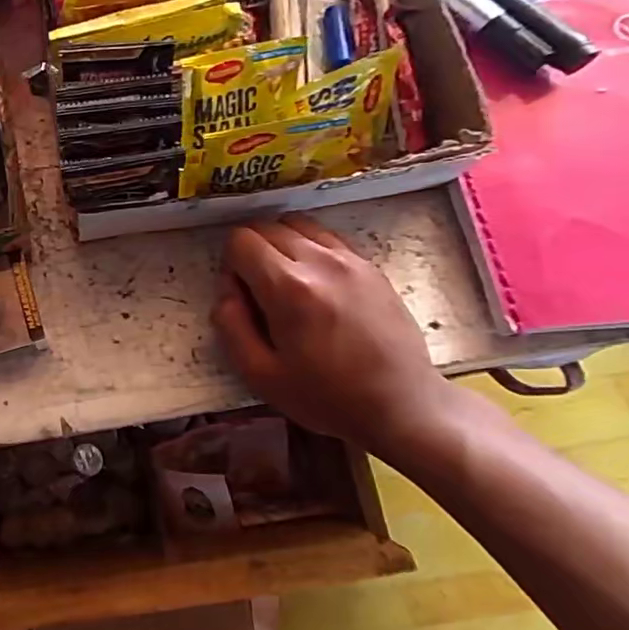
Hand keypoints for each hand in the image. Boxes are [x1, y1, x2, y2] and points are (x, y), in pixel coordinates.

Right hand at [211, 214, 449, 449]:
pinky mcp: (370, 265)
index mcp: (289, 288)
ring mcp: (351, 259)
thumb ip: (231, 324)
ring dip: (281, 245)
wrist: (401, 405)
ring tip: (287, 284)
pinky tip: (315, 284)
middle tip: (260, 294)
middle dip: (252, 252)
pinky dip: (309, 248)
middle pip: (267, 226)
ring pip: (297, 224)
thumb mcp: (259, 374)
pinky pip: (326, 237)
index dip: (230, 266)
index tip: (242, 298)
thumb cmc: (325, 396)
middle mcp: (320, 261)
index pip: (241, 240)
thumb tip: (227, 290)